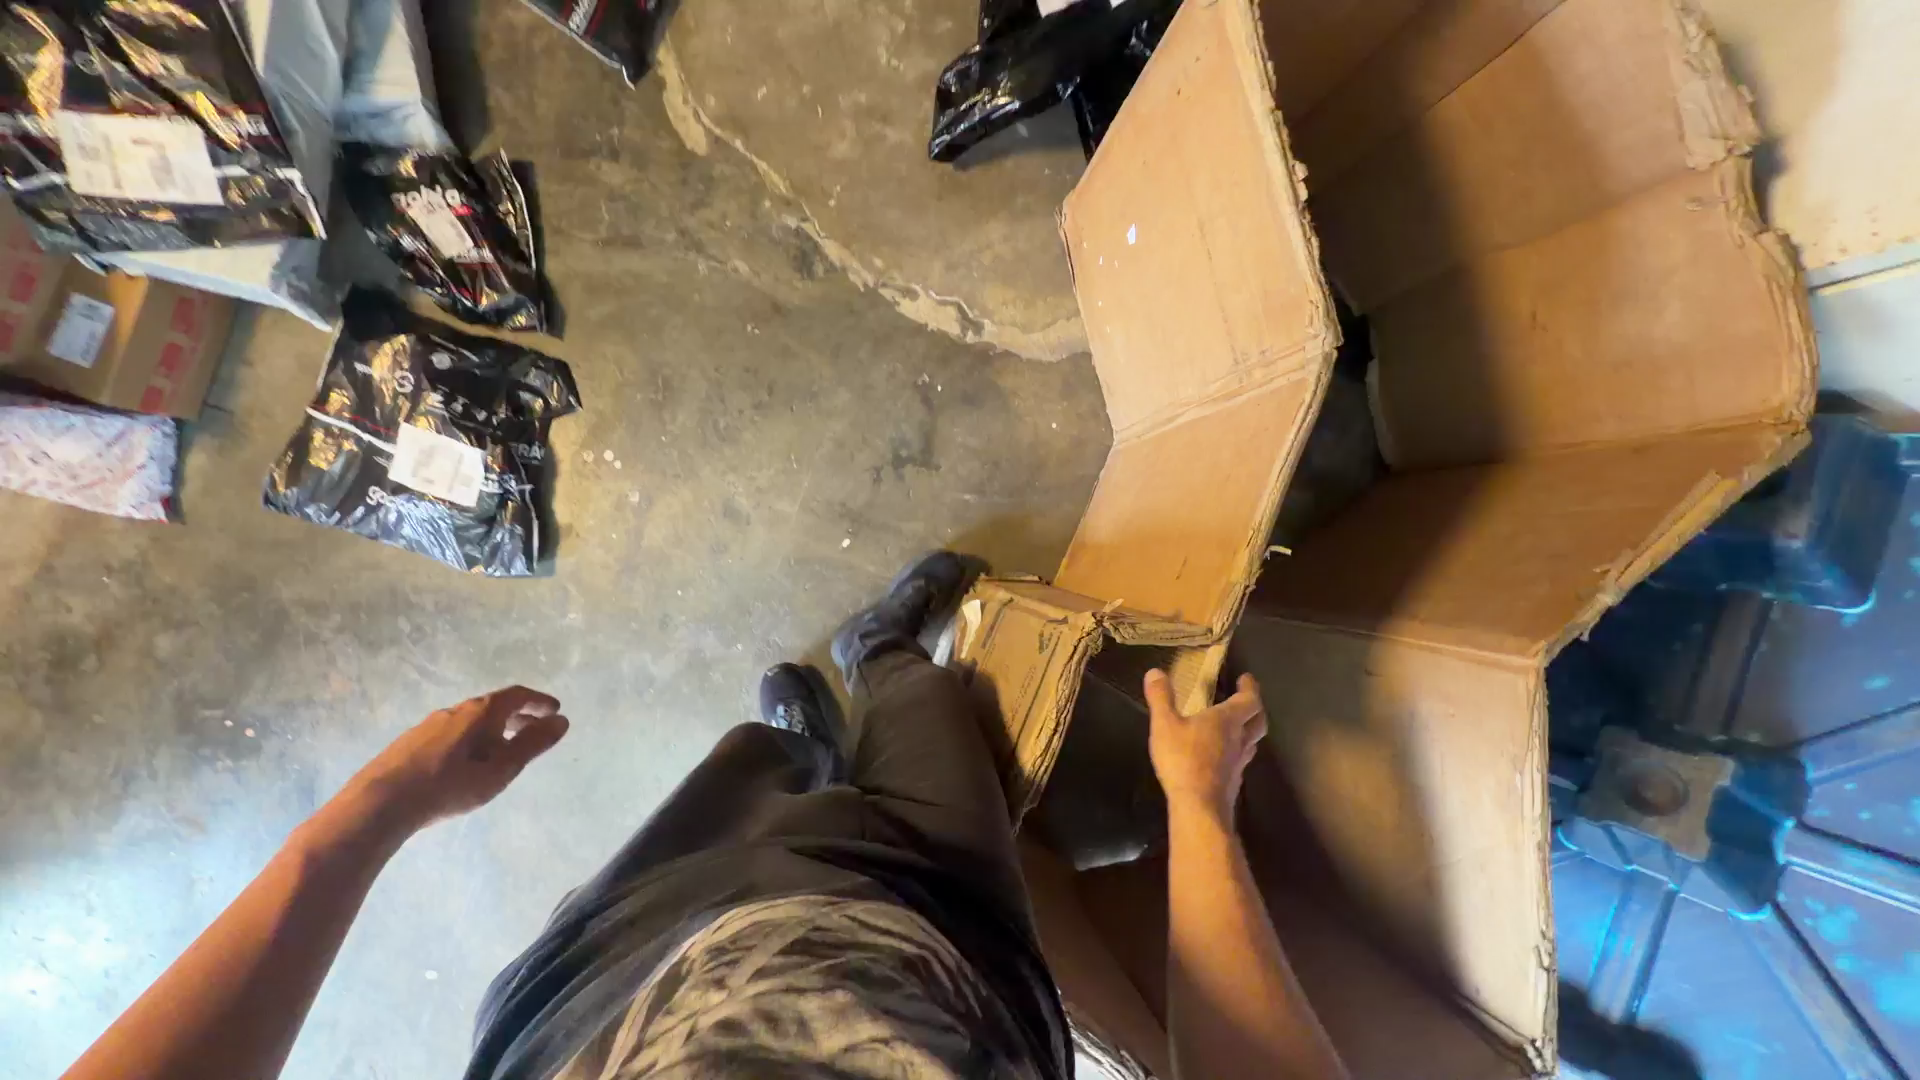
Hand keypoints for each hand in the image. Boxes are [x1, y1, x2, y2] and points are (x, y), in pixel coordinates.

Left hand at [347, 685, 569, 831]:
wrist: (377, 806)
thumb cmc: (448, 787)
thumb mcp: (500, 770)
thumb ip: (532, 745)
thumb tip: (562, 721)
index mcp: (480, 712)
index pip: (516, 695)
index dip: (539, 701)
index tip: (554, 710)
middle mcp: (454, 711)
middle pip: (493, 707)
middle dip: (517, 717)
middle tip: (534, 731)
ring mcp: (427, 726)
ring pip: (470, 721)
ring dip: (492, 730)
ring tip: (501, 751)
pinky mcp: (408, 744)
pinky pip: (451, 734)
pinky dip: (470, 740)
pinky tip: (465, 764)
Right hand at [1146, 670, 1266, 825]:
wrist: (1199, 807)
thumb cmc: (1183, 760)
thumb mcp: (1164, 724)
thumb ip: (1161, 698)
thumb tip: (1155, 671)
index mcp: (1227, 721)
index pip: (1249, 700)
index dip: (1250, 688)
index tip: (1246, 678)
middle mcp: (1239, 739)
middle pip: (1258, 721)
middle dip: (1255, 708)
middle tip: (1248, 700)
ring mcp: (1239, 763)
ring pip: (1252, 742)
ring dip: (1248, 730)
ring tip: (1236, 726)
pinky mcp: (1233, 781)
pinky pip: (1241, 760)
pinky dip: (1237, 751)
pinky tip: (1223, 756)